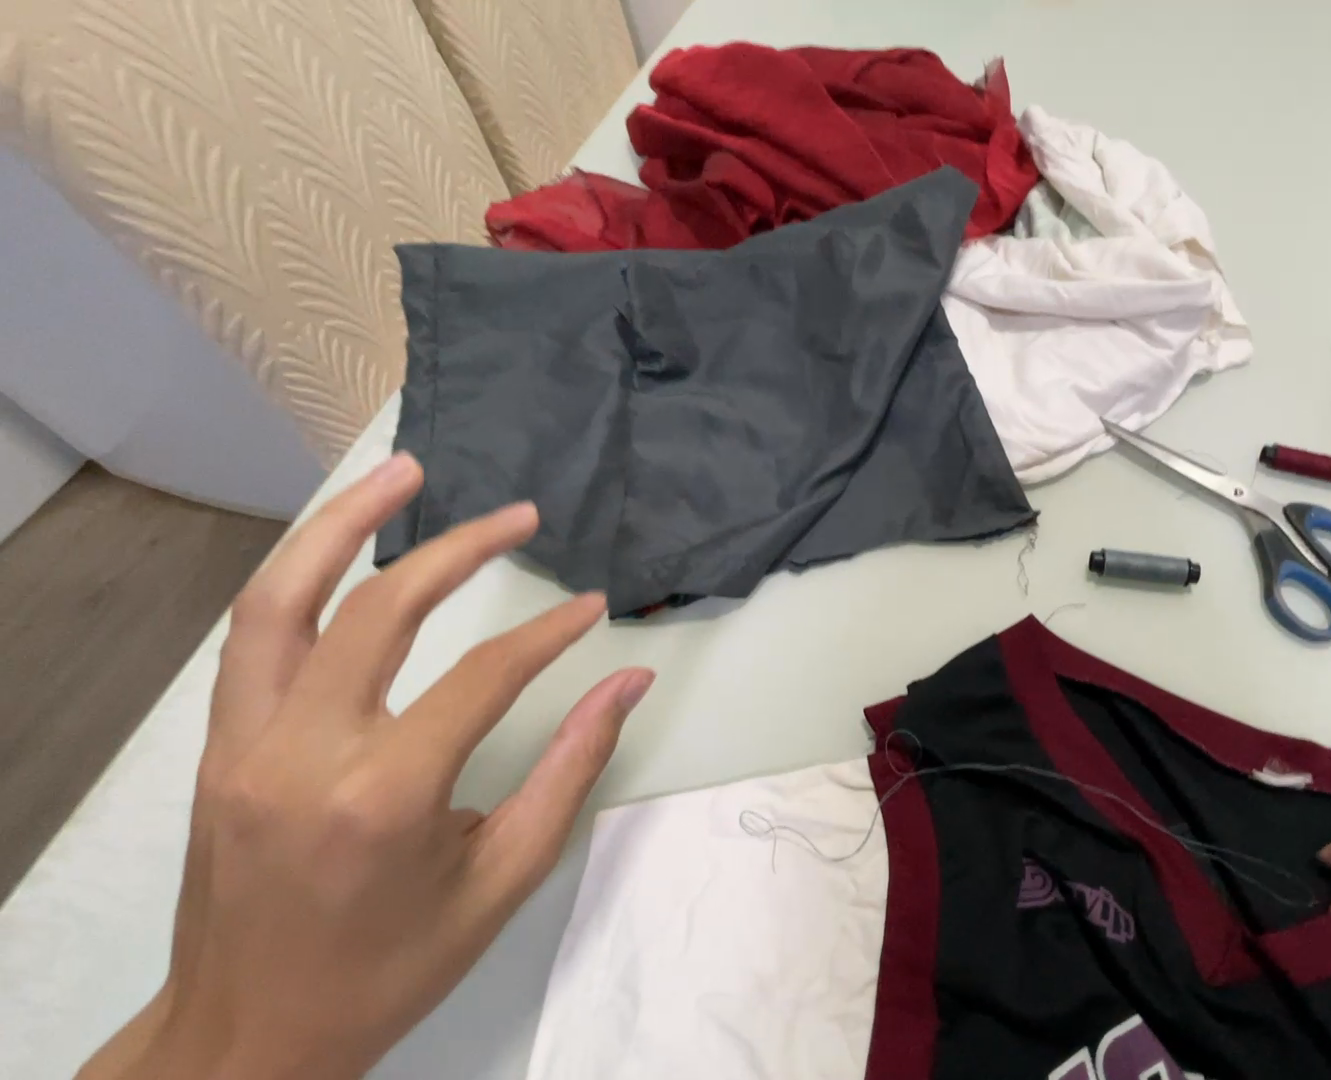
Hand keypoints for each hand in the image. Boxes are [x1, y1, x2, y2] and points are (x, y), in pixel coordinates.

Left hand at [79, 453, 653, 1079]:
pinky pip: (255, 637)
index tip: (593, 607)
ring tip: (401, 472)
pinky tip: (345, 548)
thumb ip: (573, 766)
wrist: (248, 1038)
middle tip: (519, 514)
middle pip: (377, 611)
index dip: (548, 633)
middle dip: (457, 548)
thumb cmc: (395, 963)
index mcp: (384, 795)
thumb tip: (629, 682)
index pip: (482, 676)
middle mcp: (300, 753)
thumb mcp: (508, 874)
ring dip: (343, 525)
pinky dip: (301, 575)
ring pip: (277, 600)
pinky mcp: (217, 747)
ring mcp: (240, 745)